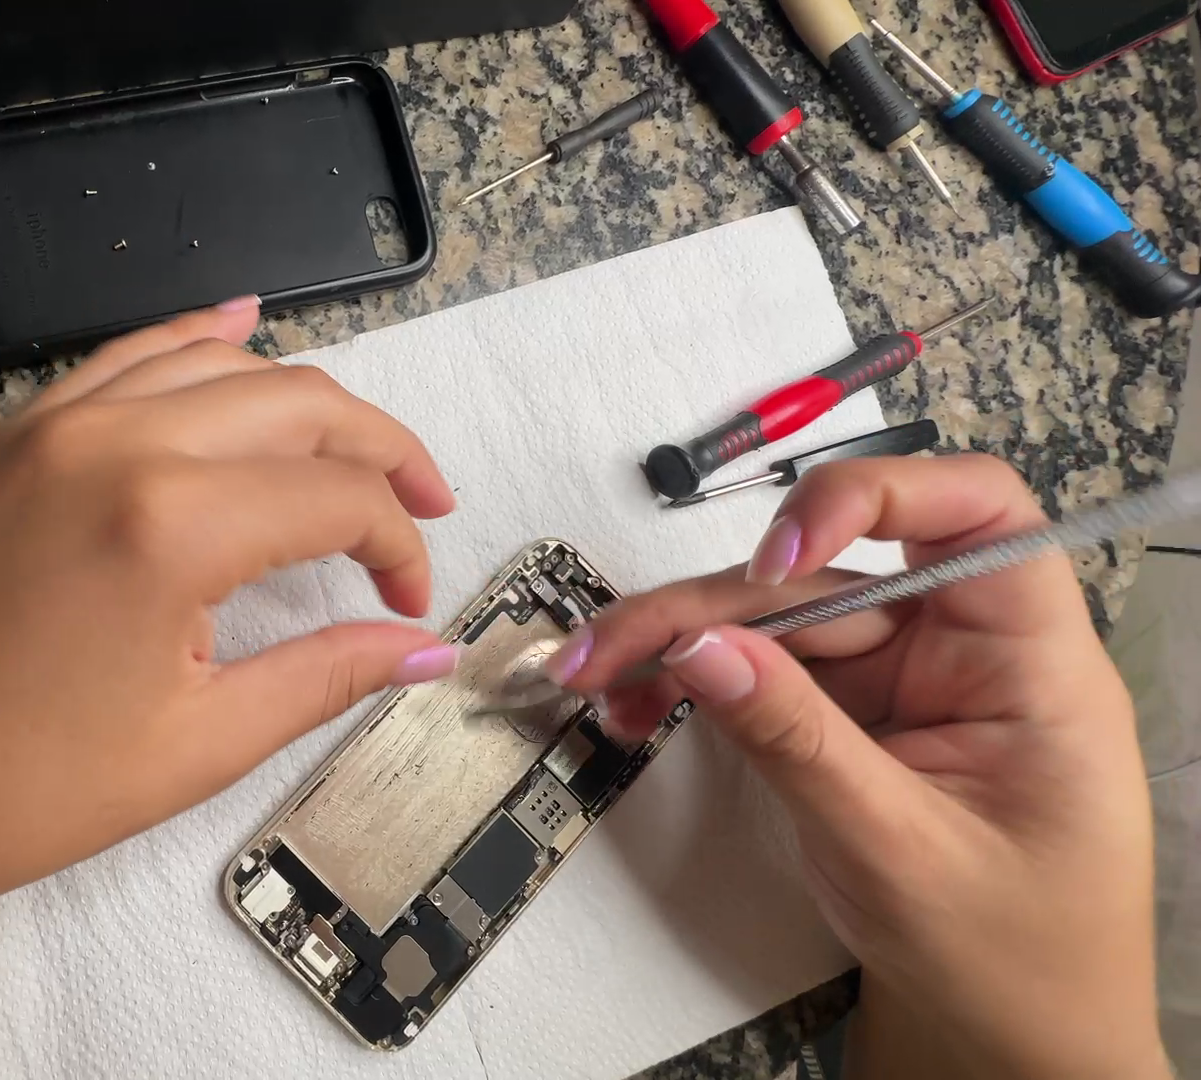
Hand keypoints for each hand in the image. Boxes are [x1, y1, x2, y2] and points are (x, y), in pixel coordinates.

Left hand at [0, 297, 457, 946]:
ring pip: (221, 367)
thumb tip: (426, 652)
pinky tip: (241, 329)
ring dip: (304, 403)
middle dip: (381, 453)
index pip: (336, 500)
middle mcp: (118, 442)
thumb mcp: (200, 743)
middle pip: (299, 407)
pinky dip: (197, 343)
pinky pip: (128, 359)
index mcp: (171, 524)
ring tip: (353, 453)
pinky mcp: (16, 434)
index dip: (396, 546)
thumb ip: (328, 676)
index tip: (409, 602)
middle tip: (422, 505)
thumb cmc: (24, 791)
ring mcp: (56, 424)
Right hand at [545, 455, 1165, 1078]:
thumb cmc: (1001, 948)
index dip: (865, 501)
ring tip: (595, 686)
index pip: (969, 513)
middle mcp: (941, 643)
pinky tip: (634, 709)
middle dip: (690, 610)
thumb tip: (695, 646)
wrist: (992, 1020)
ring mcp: (874, 670)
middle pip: (803, 580)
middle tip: (598, 656)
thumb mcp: (894, 845)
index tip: (771, 559)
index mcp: (1020, 659)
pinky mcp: (821, 698)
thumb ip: (793, 736)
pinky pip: (734, 663)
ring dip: (660, 647)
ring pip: (750, 619)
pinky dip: (673, 681)